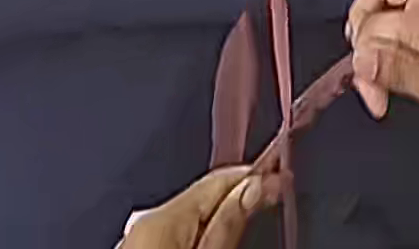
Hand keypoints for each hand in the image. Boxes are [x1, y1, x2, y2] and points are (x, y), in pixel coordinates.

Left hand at [119, 166, 280, 248]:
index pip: (218, 179)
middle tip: (271, 208)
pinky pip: (175, 242)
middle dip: (238, 203)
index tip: (282, 181)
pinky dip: (200, 242)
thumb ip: (228, 226)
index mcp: (161, 219)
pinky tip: (219, 248)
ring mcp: (136, 247)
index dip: (254, 177)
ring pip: (191, 225)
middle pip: (204, 201)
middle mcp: (145, 227)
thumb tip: (255, 187)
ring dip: (221, 226)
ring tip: (249, 233)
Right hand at [346, 0, 418, 146]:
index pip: (368, 28)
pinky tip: (401, 66)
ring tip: (379, 72)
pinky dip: (394, 37)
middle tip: (372, 82)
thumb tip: (360, 57)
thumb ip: (399, 71)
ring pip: (388, 2)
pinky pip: (407, 15)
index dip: (361, 65)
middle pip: (373, 2)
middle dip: (361, 42)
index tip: (374, 96)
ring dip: (375, 35)